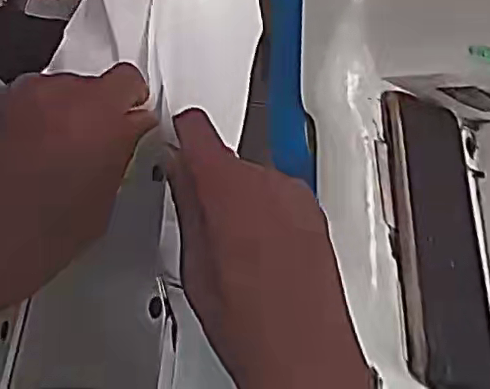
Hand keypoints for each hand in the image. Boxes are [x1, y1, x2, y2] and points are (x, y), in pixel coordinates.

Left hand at [0, 63, 156, 358]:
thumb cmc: (44, 230)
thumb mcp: (108, 192)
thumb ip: (124, 146)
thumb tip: (131, 129)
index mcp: (103, 114)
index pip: (131, 81)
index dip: (133, 101)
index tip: (132, 114)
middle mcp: (69, 93)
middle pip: (99, 83)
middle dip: (100, 109)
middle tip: (95, 142)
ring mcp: (37, 93)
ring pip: (68, 86)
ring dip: (69, 108)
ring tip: (61, 148)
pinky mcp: (11, 97)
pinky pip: (39, 93)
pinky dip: (42, 110)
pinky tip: (39, 143)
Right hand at [169, 109, 369, 388]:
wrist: (307, 361)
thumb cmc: (252, 327)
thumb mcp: (194, 266)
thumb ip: (185, 203)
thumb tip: (178, 172)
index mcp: (226, 186)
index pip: (196, 128)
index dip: (181, 129)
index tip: (175, 132)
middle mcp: (264, 179)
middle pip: (226, 156)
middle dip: (212, 179)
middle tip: (203, 219)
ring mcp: (293, 193)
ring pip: (254, 175)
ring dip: (243, 196)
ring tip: (239, 249)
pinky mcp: (313, 209)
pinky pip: (280, 193)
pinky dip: (269, 209)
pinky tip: (264, 251)